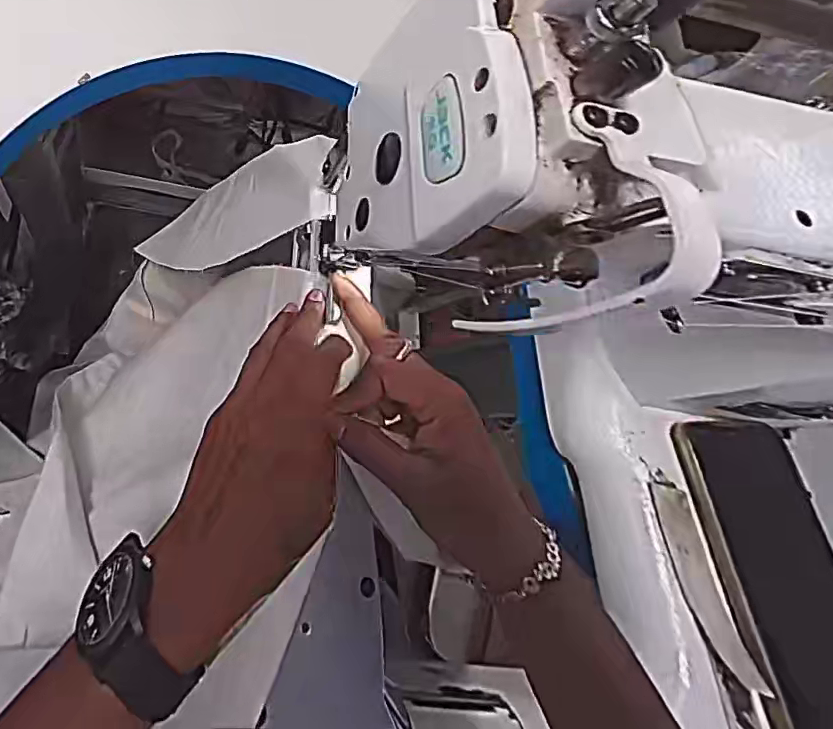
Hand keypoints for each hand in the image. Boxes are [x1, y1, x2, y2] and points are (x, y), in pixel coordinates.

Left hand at [145, 291, 350, 671]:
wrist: (212, 553)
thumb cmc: (266, 535)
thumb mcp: (323, 490)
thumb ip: (328, 444)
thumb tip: (331, 424)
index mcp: (304, 419)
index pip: (327, 365)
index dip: (340, 350)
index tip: (346, 346)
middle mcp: (270, 405)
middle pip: (293, 347)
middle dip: (308, 321)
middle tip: (317, 303)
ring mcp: (243, 408)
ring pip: (265, 354)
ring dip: (281, 329)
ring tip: (292, 313)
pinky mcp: (224, 419)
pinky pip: (246, 372)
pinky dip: (260, 353)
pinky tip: (266, 350)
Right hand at [331, 277, 546, 591]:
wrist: (500, 540)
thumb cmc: (471, 514)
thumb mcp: (409, 481)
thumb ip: (367, 446)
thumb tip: (333, 422)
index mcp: (440, 399)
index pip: (386, 368)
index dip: (353, 388)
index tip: (332, 412)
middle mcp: (440, 393)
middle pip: (392, 351)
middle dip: (362, 324)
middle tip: (339, 292)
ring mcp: (437, 405)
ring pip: (392, 372)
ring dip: (363, 374)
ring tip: (336, 372)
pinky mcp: (432, 420)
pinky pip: (396, 397)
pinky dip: (373, 400)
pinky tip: (357, 415)